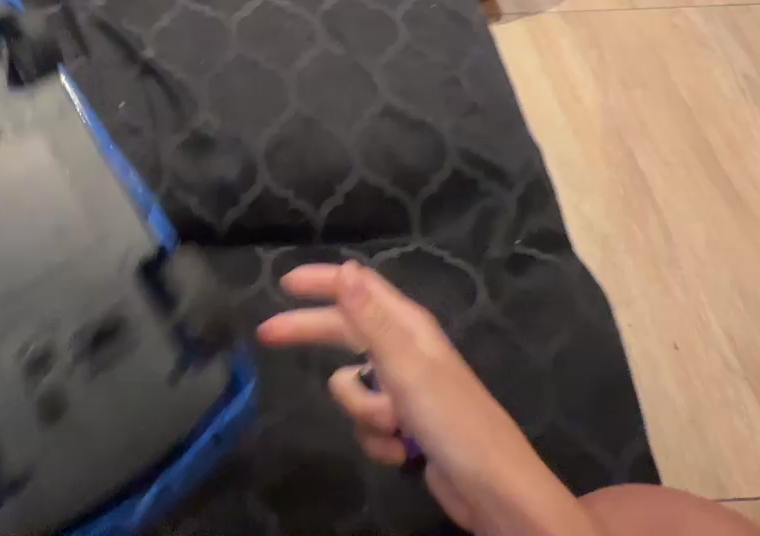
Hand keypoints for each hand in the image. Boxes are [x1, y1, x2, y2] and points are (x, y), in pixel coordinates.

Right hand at [257, 261, 599, 535]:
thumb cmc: (451, 420)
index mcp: (407, 326)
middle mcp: (404, 349)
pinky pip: (367, 422)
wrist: (493, 491)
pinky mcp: (406, 425)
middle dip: (312, 335)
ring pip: (353, 387)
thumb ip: (370, 318)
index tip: (283, 283)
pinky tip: (401, 451)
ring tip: (393, 426)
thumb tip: (346, 267)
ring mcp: (405, 389)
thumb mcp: (405, 366)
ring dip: (363, 410)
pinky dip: (378, 438)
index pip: (357, 287)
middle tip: (266, 335)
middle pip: (345, 330)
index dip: (321, 280)